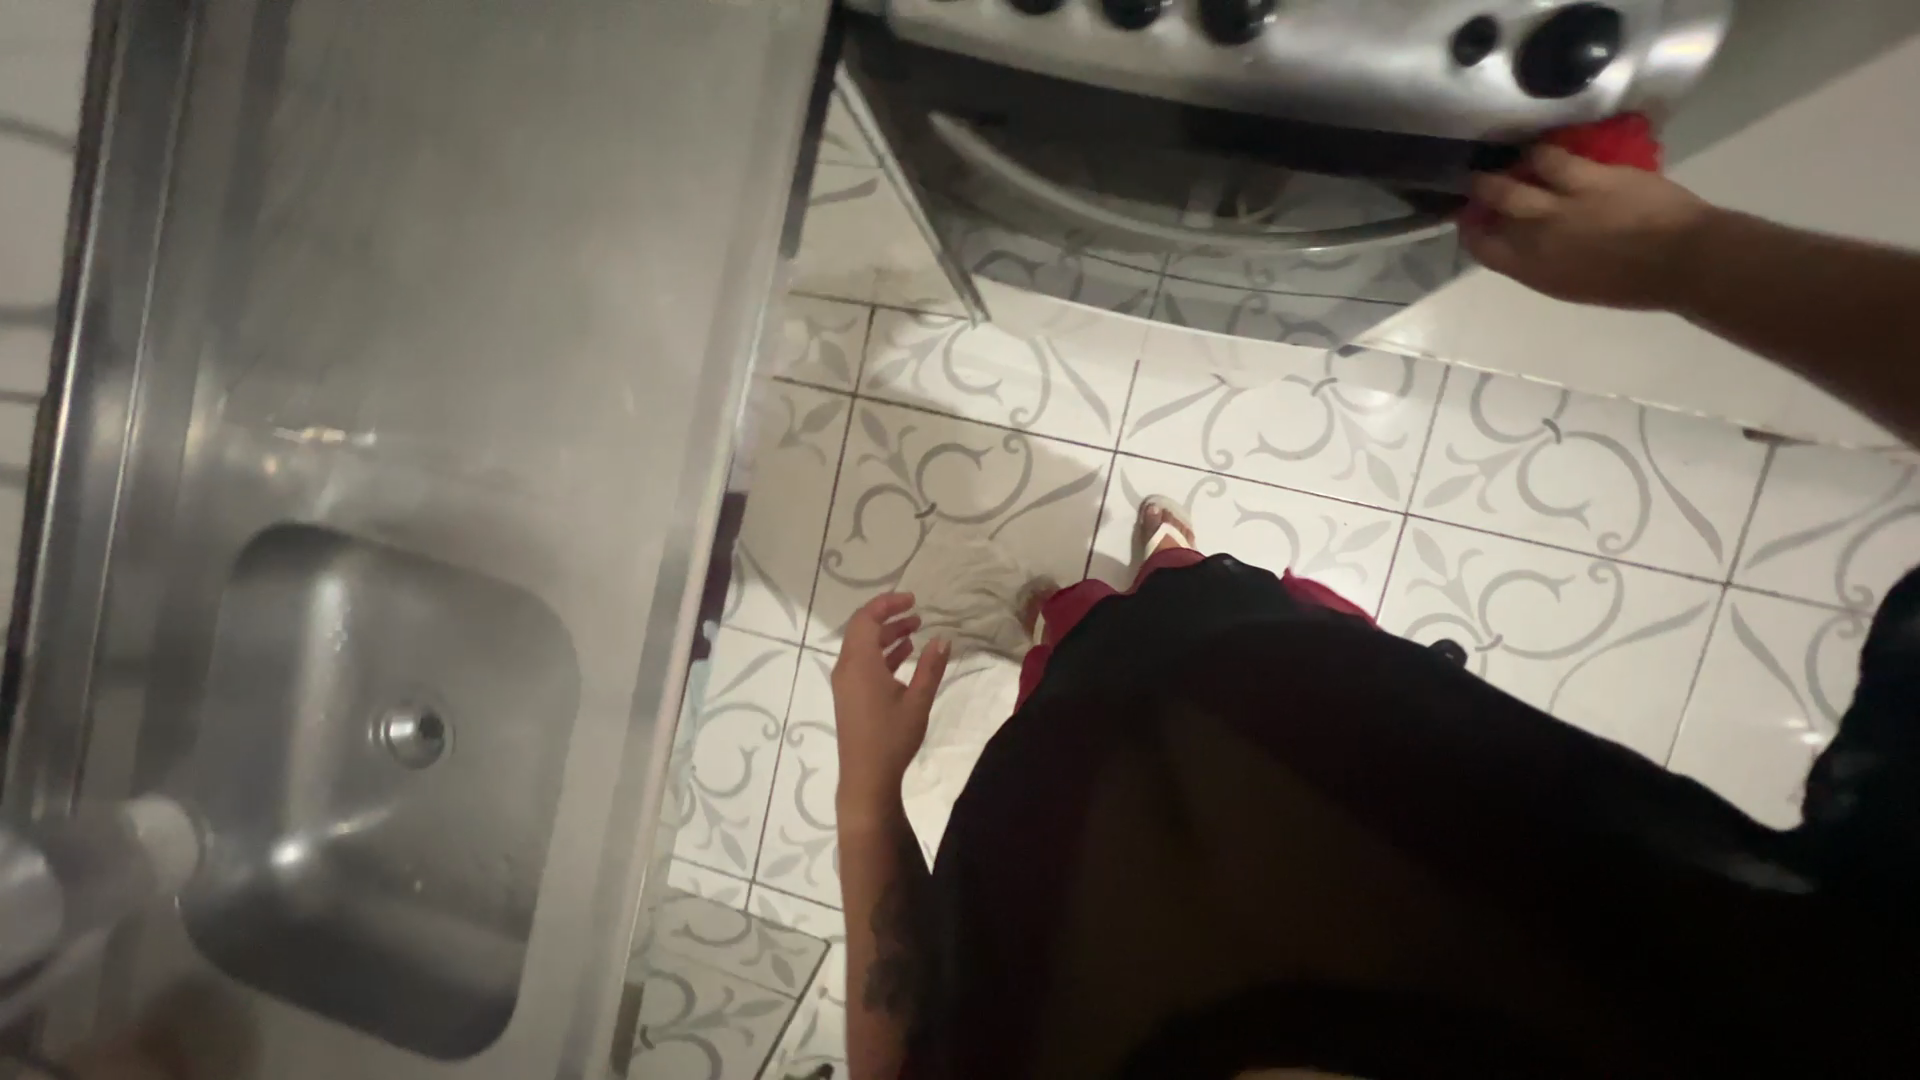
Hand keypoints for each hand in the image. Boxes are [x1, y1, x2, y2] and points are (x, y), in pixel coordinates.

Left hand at [832, 593, 949, 822]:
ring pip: (863, 646)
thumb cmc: (892, 737)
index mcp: (859, 663)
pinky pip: (862, 662)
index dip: (888, 604)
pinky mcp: (849, 695)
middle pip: (862, 628)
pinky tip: (905, 654)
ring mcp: (846, 682)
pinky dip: (882, 653)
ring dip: (887, 635)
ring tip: (916, 630)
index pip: (867, 619)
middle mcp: (847, 667)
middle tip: (916, 612)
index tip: (913, 599)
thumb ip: (930, 667)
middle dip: (888, 616)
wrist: (866, 777)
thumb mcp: (918, 700)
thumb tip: (943, 639)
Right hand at [1461, 144, 1714, 310]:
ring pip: (1523, 173)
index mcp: (1527, 267)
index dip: (1471, 229)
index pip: (1482, 245)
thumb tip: (1527, 244)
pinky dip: (1546, 153)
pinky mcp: (1593, 176)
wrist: (1679, 261)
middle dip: (1481, 188)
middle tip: (1478, 179)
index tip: (1471, 220)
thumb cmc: (1624, 284)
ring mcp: (1563, 201)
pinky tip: (1547, 149)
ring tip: (1519, 157)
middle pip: (1495, 201)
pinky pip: (1559, 158)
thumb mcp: (1566, 284)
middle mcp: (1535, 232)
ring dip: (1514, 163)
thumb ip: (1538, 262)